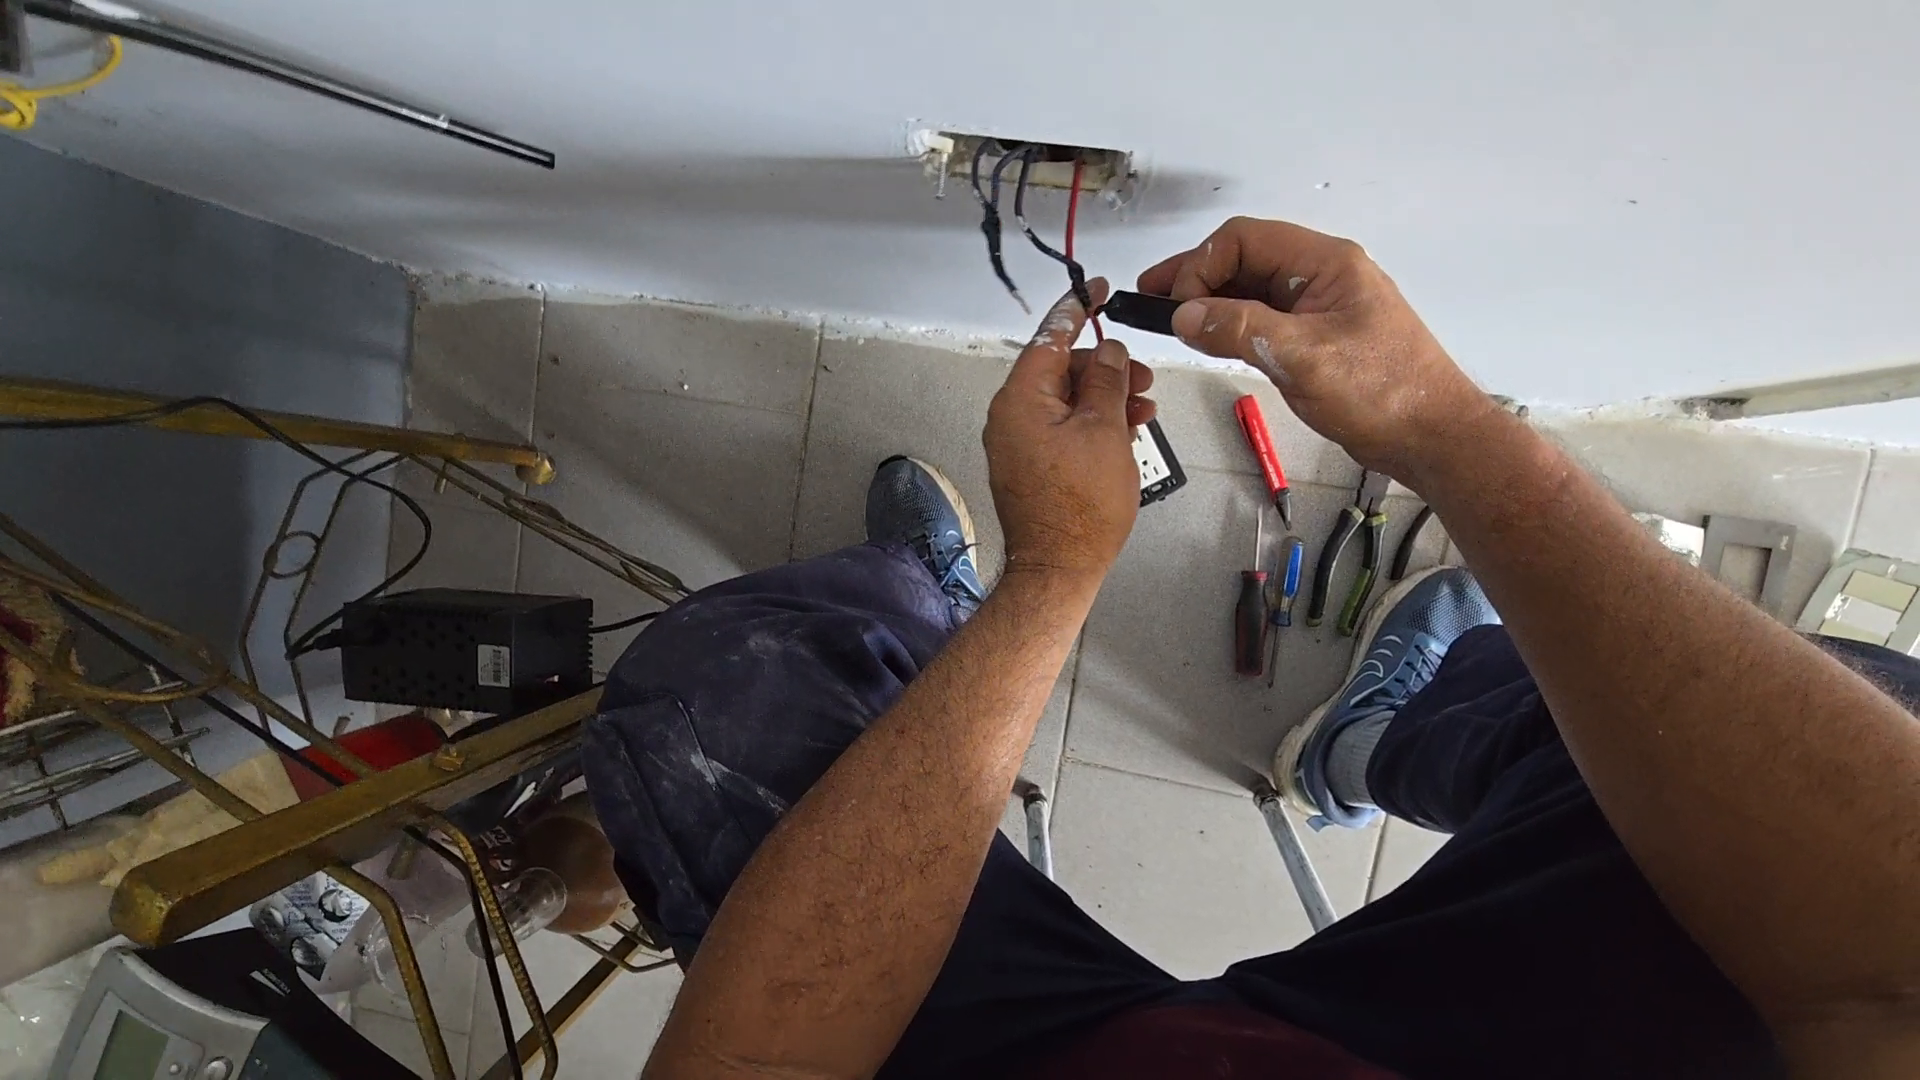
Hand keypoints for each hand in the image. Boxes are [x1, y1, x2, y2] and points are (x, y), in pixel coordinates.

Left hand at [984, 279, 1155, 580]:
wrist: (1059, 566)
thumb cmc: (1084, 501)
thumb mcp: (1105, 430)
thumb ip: (1107, 380)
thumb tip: (1108, 349)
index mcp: (1020, 398)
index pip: (1049, 337)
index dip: (1078, 308)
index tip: (1098, 287)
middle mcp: (1008, 415)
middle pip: (1059, 370)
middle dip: (1105, 368)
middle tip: (1145, 379)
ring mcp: (1015, 442)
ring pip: (1063, 402)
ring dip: (1104, 398)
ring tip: (1145, 409)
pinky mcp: (1027, 465)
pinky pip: (1059, 429)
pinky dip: (1090, 423)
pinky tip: (1125, 430)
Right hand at [1139, 217, 1496, 476]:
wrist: (1429, 435)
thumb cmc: (1379, 391)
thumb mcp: (1303, 357)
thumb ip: (1240, 328)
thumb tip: (1182, 314)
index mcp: (1325, 263)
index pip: (1245, 240)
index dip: (1201, 265)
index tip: (1177, 308)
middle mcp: (1319, 276)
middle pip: (1244, 259)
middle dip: (1194, 277)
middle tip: (1148, 301)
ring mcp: (1315, 307)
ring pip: (1249, 289)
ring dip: (1207, 301)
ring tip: (1166, 320)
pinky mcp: (1312, 337)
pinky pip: (1259, 318)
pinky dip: (1227, 324)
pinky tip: (1205, 338)